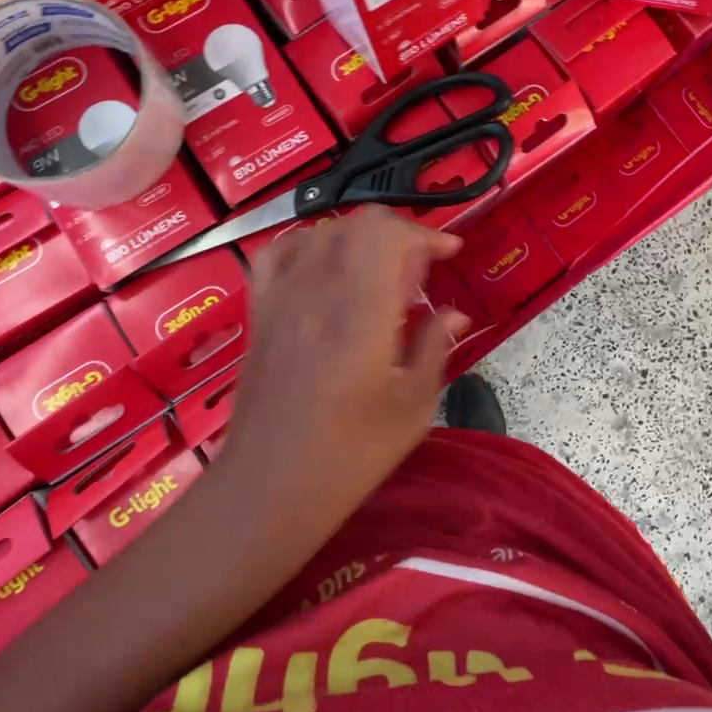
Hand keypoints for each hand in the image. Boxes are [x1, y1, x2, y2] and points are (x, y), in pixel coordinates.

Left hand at [220, 208, 467, 513]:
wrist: (268, 487)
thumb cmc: (350, 455)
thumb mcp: (412, 407)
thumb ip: (434, 348)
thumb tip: (453, 313)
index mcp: (360, 312)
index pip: (386, 233)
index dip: (424, 232)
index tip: (448, 254)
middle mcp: (316, 292)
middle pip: (356, 224)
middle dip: (398, 233)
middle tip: (420, 269)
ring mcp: (280, 298)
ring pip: (319, 231)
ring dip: (357, 237)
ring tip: (377, 269)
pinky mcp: (259, 313)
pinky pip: (277, 254)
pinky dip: (307, 246)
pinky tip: (322, 271)